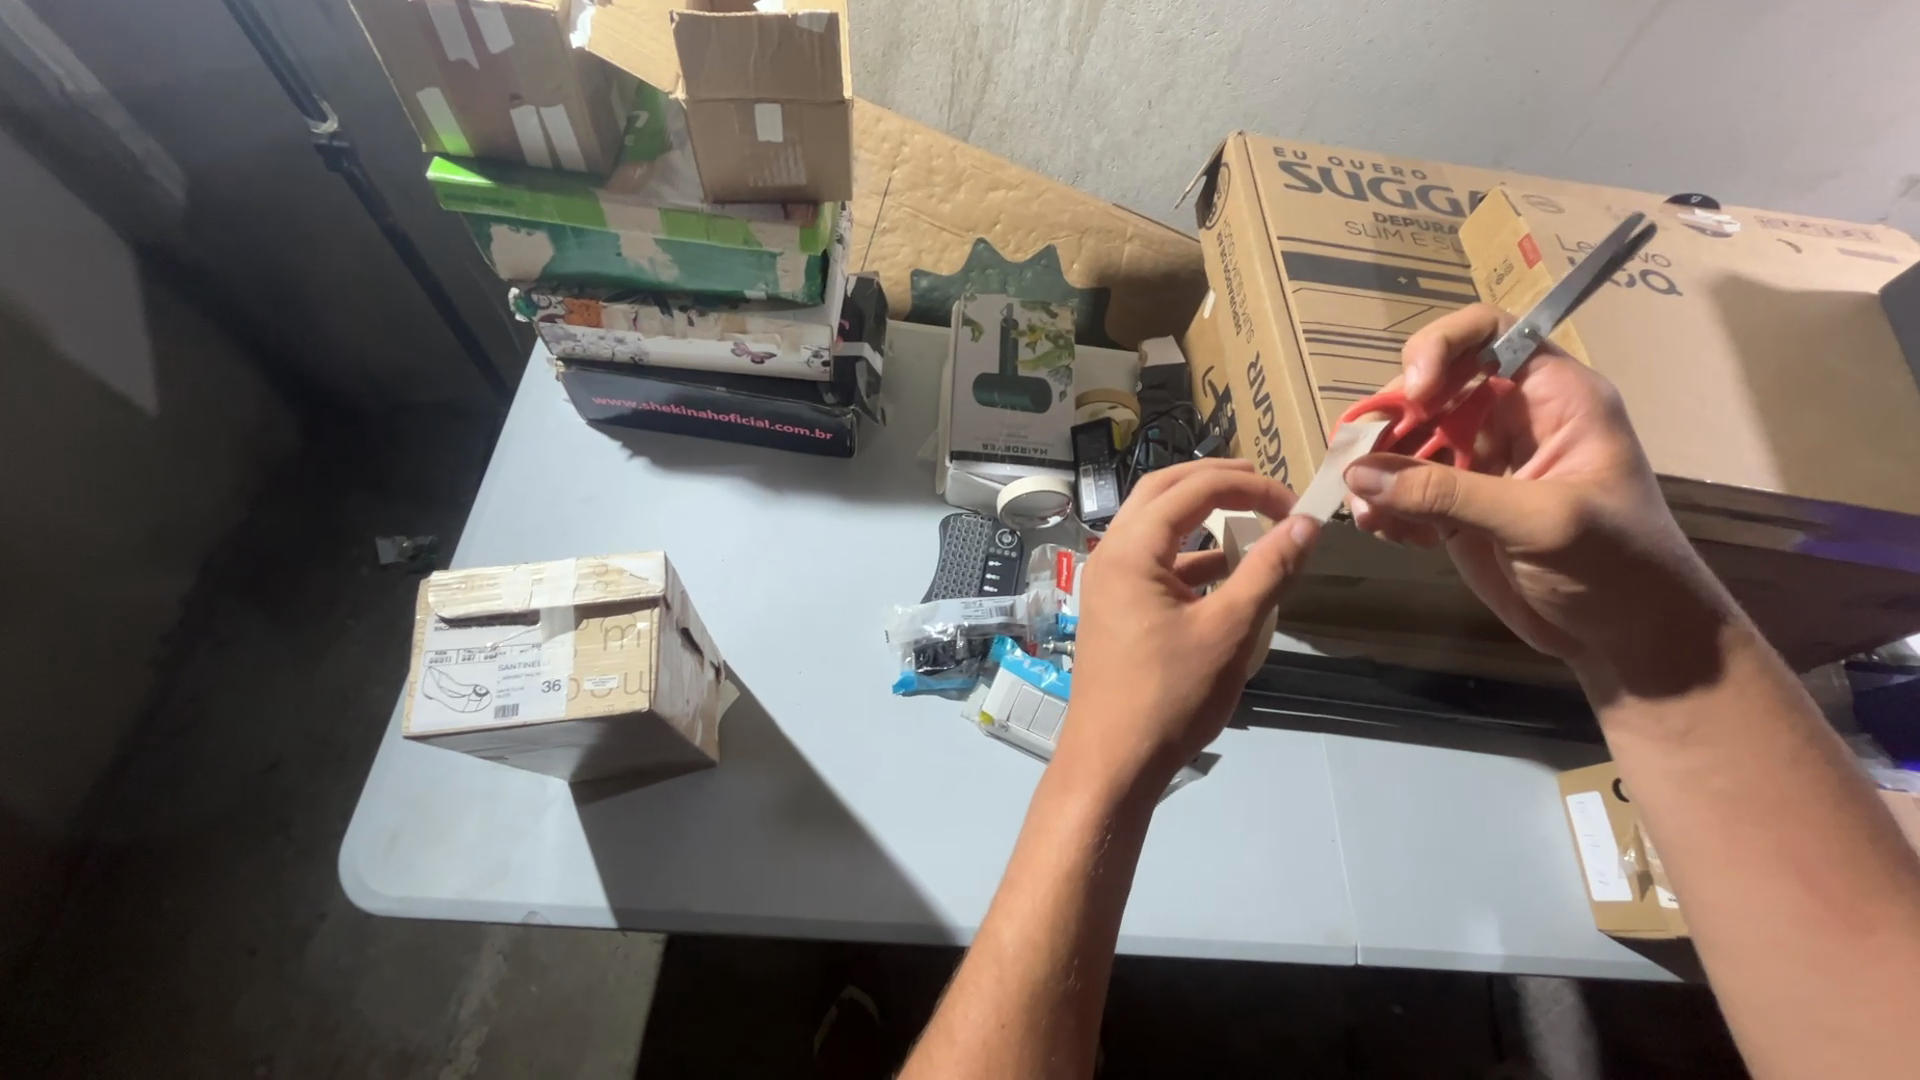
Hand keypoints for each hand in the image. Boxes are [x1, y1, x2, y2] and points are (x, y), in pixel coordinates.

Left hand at [1060, 459, 1318, 792]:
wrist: (1114, 759)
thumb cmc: (1170, 695)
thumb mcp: (1230, 630)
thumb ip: (1269, 570)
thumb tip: (1306, 523)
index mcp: (1130, 549)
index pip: (1193, 489)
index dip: (1249, 486)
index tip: (1295, 504)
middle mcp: (1110, 553)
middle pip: (1164, 492)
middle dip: (1217, 482)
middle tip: (1266, 486)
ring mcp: (1108, 580)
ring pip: (1156, 526)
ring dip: (1202, 516)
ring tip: (1253, 521)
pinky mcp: (1115, 606)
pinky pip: (1154, 563)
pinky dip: (1191, 557)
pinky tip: (1229, 573)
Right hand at [1345, 304, 1736, 689]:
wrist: (1628, 640)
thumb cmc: (1616, 567)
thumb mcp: (1537, 521)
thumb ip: (1446, 494)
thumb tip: (1357, 474)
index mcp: (1552, 400)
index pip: (1490, 335)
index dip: (1441, 348)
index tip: (1413, 393)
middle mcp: (1509, 422)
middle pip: (1429, 391)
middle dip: (1390, 424)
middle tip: (1360, 466)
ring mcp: (1478, 467)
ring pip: (1405, 444)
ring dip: (1375, 474)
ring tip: (1368, 514)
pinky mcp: (1454, 509)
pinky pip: (1401, 491)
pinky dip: (1382, 507)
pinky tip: (1386, 534)